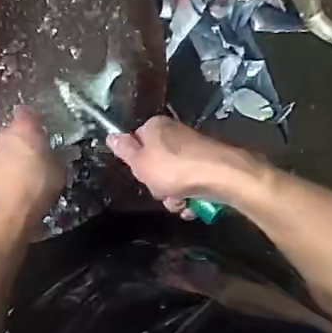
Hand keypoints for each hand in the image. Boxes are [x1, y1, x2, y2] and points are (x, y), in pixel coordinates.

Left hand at [0, 106, 61, 240]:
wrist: (12, 209)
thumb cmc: (40, 183)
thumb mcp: (60, 168)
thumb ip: (59, 153)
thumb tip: (60, 150)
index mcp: (25, 127)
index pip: (27, 111)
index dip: (37, 118)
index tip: (46, 128)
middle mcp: (6, 133)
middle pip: (17, 127)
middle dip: (27, 134)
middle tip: (43, 147)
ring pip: (10, 142)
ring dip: (20, 149)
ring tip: (34, 164)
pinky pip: (6, 158)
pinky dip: (14, 162)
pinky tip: (24, 175)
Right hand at [105, 117, 262, 217]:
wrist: (221, 176)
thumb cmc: (174, 168)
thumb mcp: (140, 162)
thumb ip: (124, 150)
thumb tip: (111, 136)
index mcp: (156, 127)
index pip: (136, 143)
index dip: (136, 163)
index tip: (141, 174)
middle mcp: (175, 135)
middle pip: (155, 166)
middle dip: (157, 185)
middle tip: (162, 189)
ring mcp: (193, 151)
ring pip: (172, 180)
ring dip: (173, 197)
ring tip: (181, 201)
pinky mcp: (207, 167)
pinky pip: (190, 186)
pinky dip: (190, 198)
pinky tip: (193, 205)